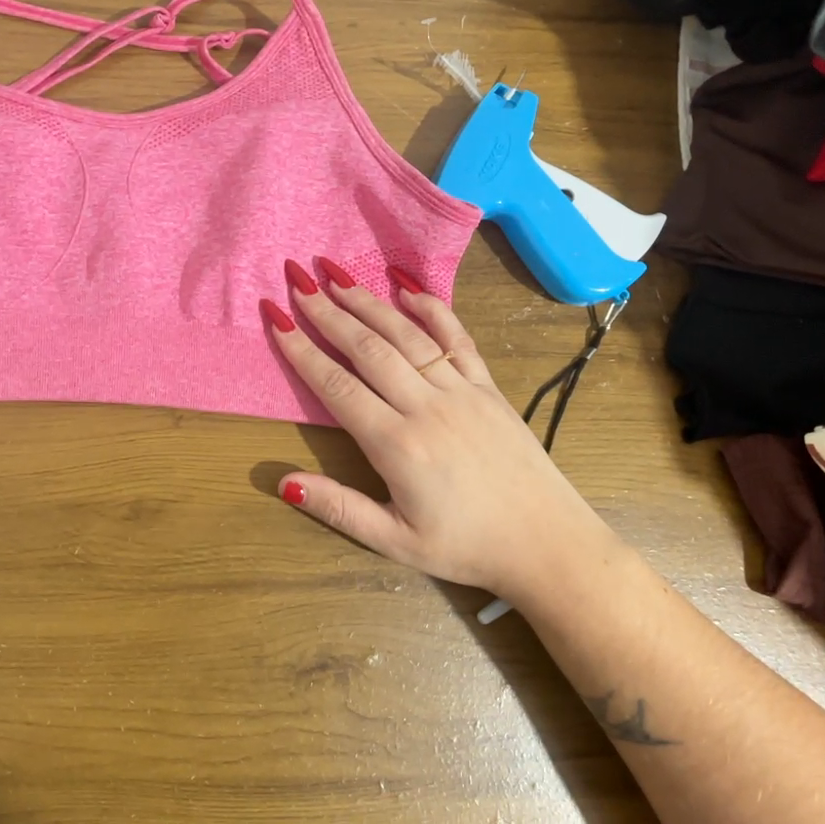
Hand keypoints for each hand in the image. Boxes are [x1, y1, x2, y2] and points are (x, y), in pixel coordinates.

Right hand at [265, 258, 618, 601]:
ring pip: (407, 336)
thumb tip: (283, 482)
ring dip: (369, 303)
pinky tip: (406, 288)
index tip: (277, 319)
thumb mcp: (395, 541)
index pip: (337, 386)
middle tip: (299, 282)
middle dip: (328, 313)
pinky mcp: (488, 388)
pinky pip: (457, 338)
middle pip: (367, 349)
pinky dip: (432, 308)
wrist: (547, 544)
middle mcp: (427, 407)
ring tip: (337, 276)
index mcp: (397, 445)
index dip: (302, 350)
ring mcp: (461, 392)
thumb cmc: (466, 548)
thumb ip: (339, 508)